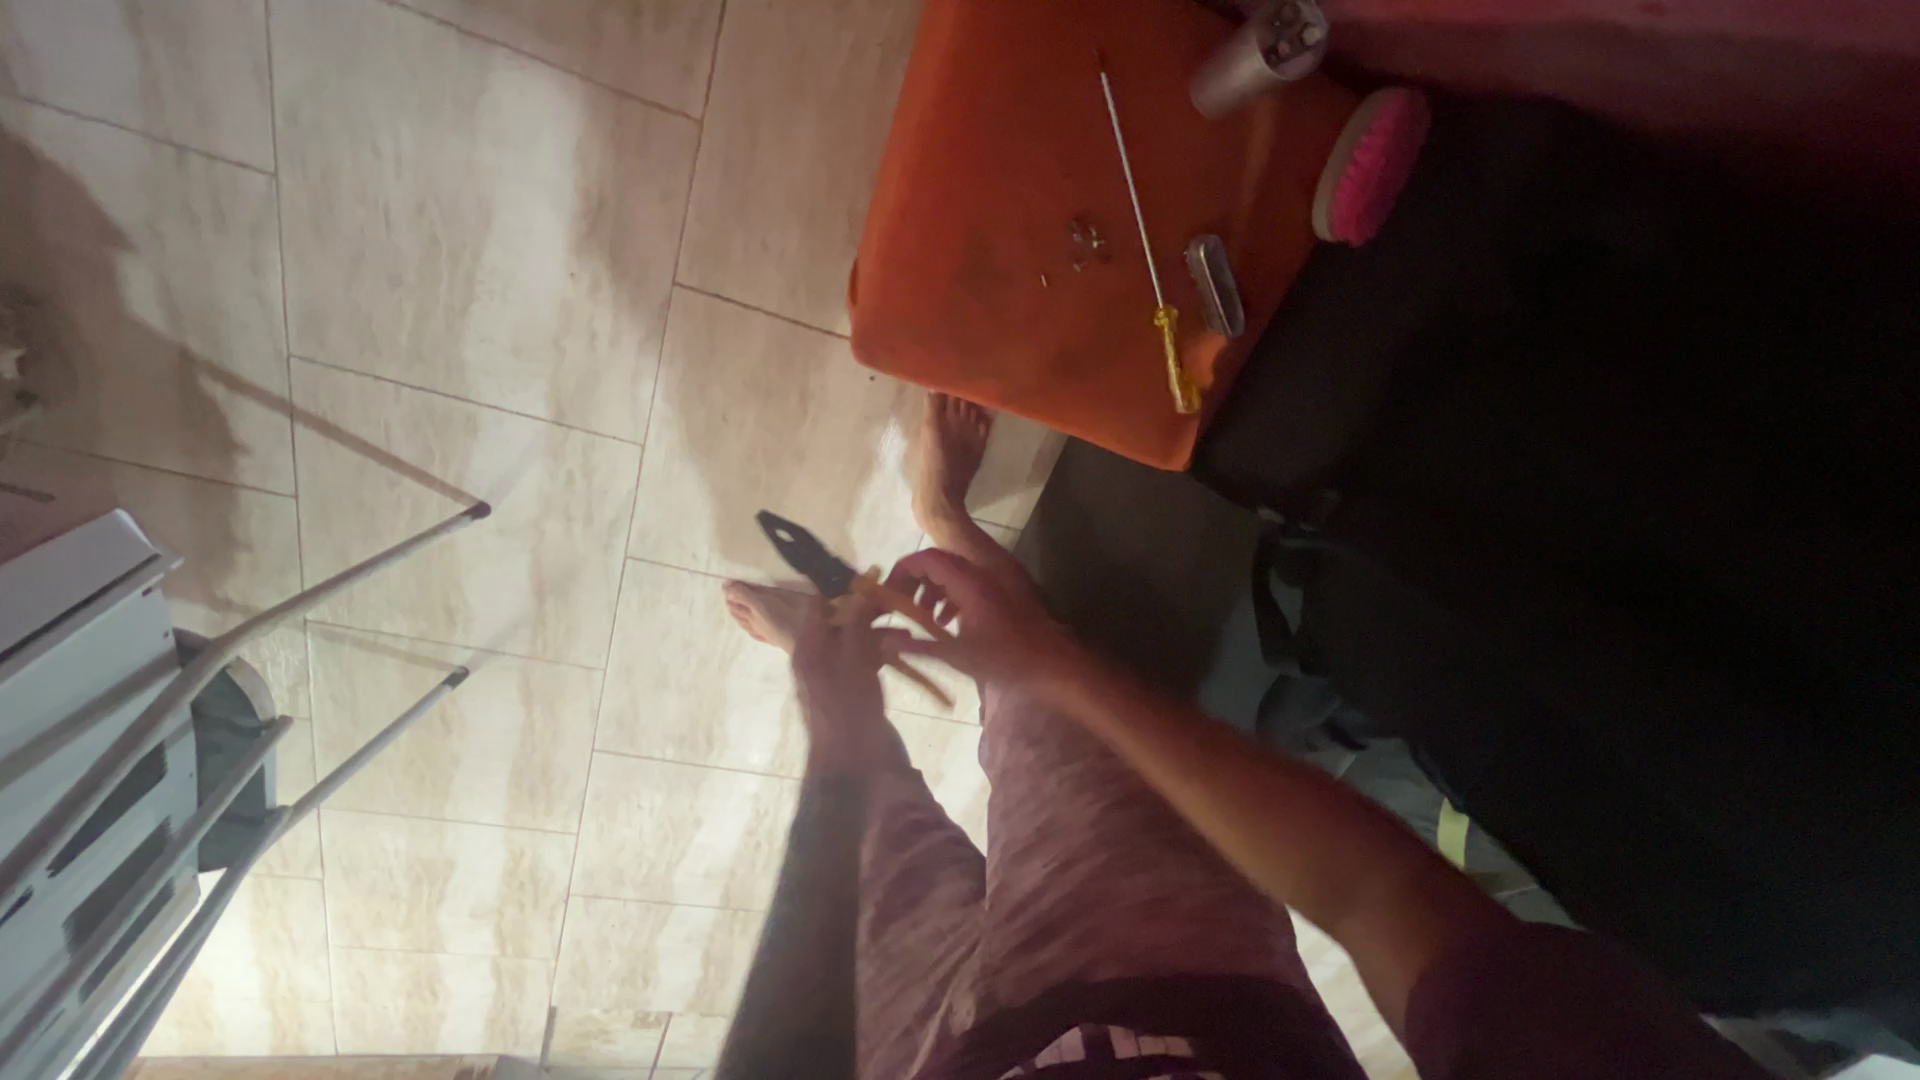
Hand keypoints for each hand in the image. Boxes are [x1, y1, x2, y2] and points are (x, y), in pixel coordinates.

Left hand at [791, 598, 906, 774]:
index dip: (843, 588)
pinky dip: (884, 653)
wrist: (854, 768)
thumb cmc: (849, 712)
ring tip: (907, 633)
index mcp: (808, 650)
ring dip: (881, 634)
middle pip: (841, 622)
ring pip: (857, 641)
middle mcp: (818, 659)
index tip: (873, 576)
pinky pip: (867, 660)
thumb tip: (860, 589)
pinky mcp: (854, 690)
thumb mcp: (853, 661)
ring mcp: (837, 676)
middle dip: (869, 611)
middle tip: (897, 602)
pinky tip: (905, 650)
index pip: (819, 605)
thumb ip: (855, 624)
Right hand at [882, 548, 1081, 695]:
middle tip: (900, 604)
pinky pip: (970, 585)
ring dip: (934, 590)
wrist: (1054, 666)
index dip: (904, 571)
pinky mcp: (1003, 596)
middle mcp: (982, 576)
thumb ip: (918, 645)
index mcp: (970, 583)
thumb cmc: (1006, 661)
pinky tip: (947, 625)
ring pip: (955, 575)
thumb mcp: (957, 655)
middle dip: (916, 581)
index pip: (928, 559)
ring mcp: (995, 585)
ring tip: (923, 617)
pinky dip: (952, 597)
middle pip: (940, 563)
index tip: (888, 593)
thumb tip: (884, 640)